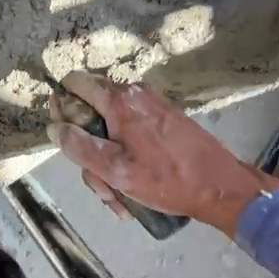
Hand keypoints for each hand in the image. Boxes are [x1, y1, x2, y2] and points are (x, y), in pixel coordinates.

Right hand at [45, 71, 278, 234]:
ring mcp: (151, 104)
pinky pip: (131, 130)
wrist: (224, 188)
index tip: (69, 140)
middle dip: (87, 146)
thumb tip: (54, 128)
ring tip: (119, 194)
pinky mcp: (164, 118)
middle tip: (99, 181)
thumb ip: (79, 147)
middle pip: (90, 109)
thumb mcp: (117, 171)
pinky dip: (126, 154)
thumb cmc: (169, 179)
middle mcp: (134, 93)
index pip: (74, 83)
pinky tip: (134, 184)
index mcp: (119, 100)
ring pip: (110, 125)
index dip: (63, 109)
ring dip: (107, 158)